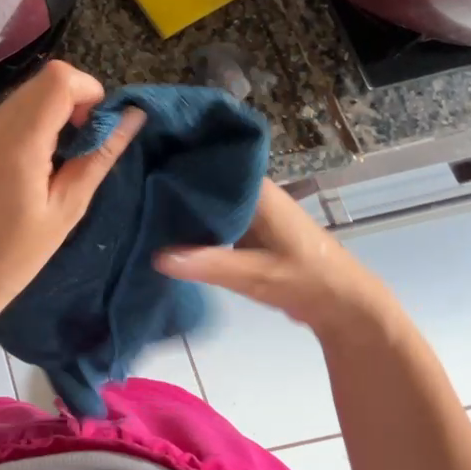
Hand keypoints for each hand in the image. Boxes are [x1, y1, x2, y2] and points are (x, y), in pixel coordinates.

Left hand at [0, 61, 144, 302]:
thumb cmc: (20, 250)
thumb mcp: (70, 205)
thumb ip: (100, 154)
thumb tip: (134, 115)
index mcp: (16, 141)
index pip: (57, 79)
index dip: (88, 90)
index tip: (96, 126)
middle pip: (41, 82)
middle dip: (73, 101)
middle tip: (82, 144)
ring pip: (26, 95)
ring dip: (52, 113)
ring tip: (58, 159)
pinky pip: (9, 113)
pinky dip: (31, 124)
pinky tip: (34, 163)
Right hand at [154, 179, 398, 338]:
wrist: (345, 308)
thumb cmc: (308, 282)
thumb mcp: (257, 276)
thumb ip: (208, 264)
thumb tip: (157, 256)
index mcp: (255, 189)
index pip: (205, 161)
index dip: (171, 161)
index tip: (134, 163)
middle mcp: (248, 191)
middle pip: (199, 179)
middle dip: (166, 183)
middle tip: (125, 186)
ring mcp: (246, 209)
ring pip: (201, 199)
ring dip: (175, 204)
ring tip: (133, 202)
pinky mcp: (243, 228)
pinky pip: (208, 217)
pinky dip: (187, 222)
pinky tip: (158, 227)